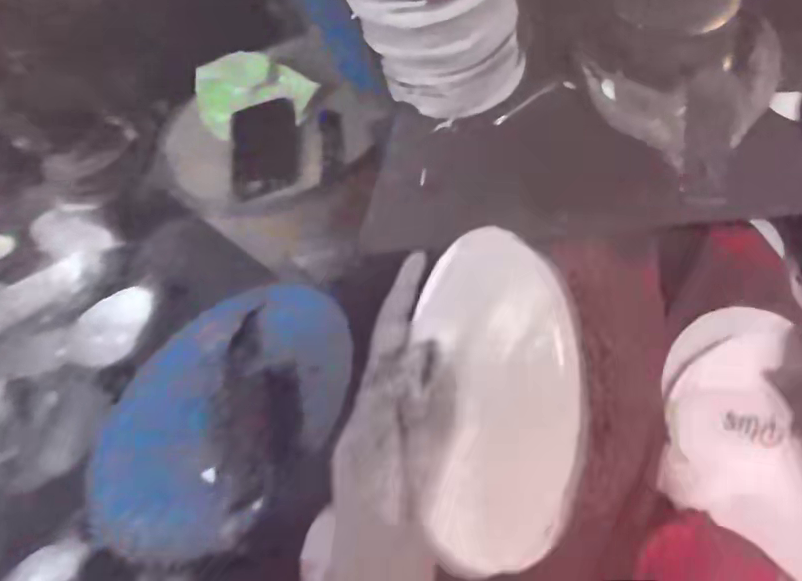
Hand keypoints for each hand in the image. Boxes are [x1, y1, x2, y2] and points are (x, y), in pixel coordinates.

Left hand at [329, 253, 444, 580]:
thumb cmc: (391, 541)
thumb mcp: (408, 476)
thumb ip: (419, 413)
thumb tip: (426, 349)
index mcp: (369, 418)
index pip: (386, 343)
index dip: (400, 299)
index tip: (417, 259)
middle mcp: (362, 420)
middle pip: (384, 353)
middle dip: (404, 312)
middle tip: (433, 281)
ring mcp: (365, 439)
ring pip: (389, 374)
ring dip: (409, 339)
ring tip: (439, 315)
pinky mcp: (376, 457)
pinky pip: (396, 398)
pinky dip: (414, 374)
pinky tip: (434, 376)